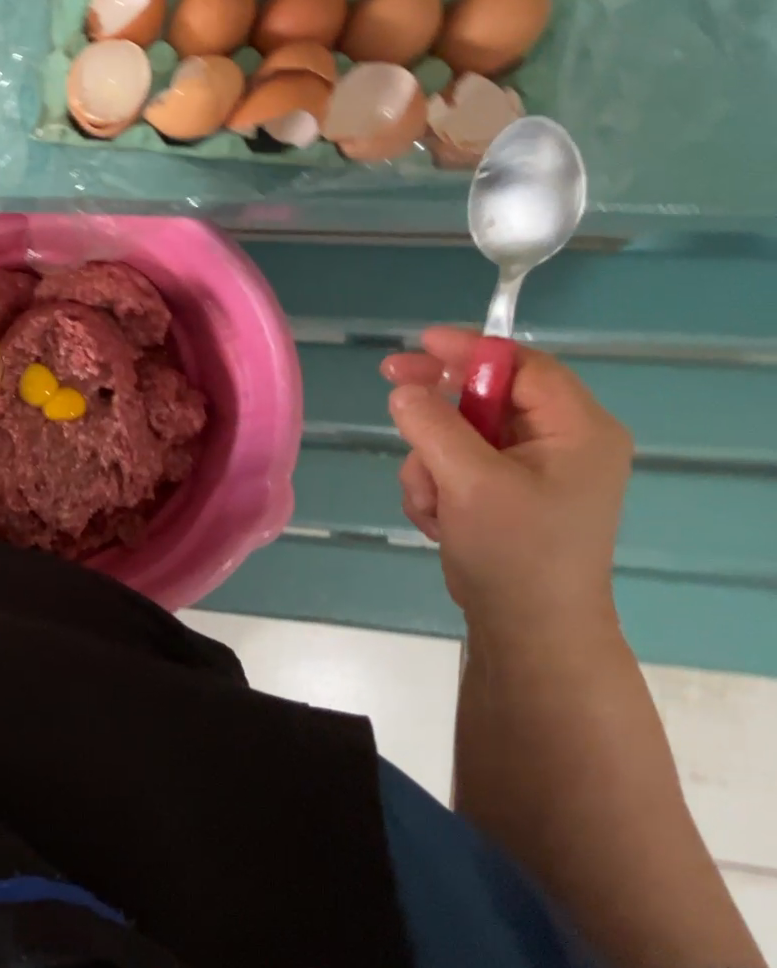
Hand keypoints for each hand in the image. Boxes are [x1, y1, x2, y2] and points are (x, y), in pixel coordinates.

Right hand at [381, 326, 631, 630]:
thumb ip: (434, 428)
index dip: (471, 350)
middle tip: (389, 385)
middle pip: (487, 399)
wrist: (528, 623)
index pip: (524, 367)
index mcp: (577, 430)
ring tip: (433, 503)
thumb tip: (404, 391)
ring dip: (430, 464)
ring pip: (459, 437)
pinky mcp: (503, 496)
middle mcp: (561, 443)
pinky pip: (454, 468)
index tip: (418, 344)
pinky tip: (439, 519)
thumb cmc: (515, 549)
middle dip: (437, 406)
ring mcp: (531, 471)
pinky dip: (435, 488)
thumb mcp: (471, 482)